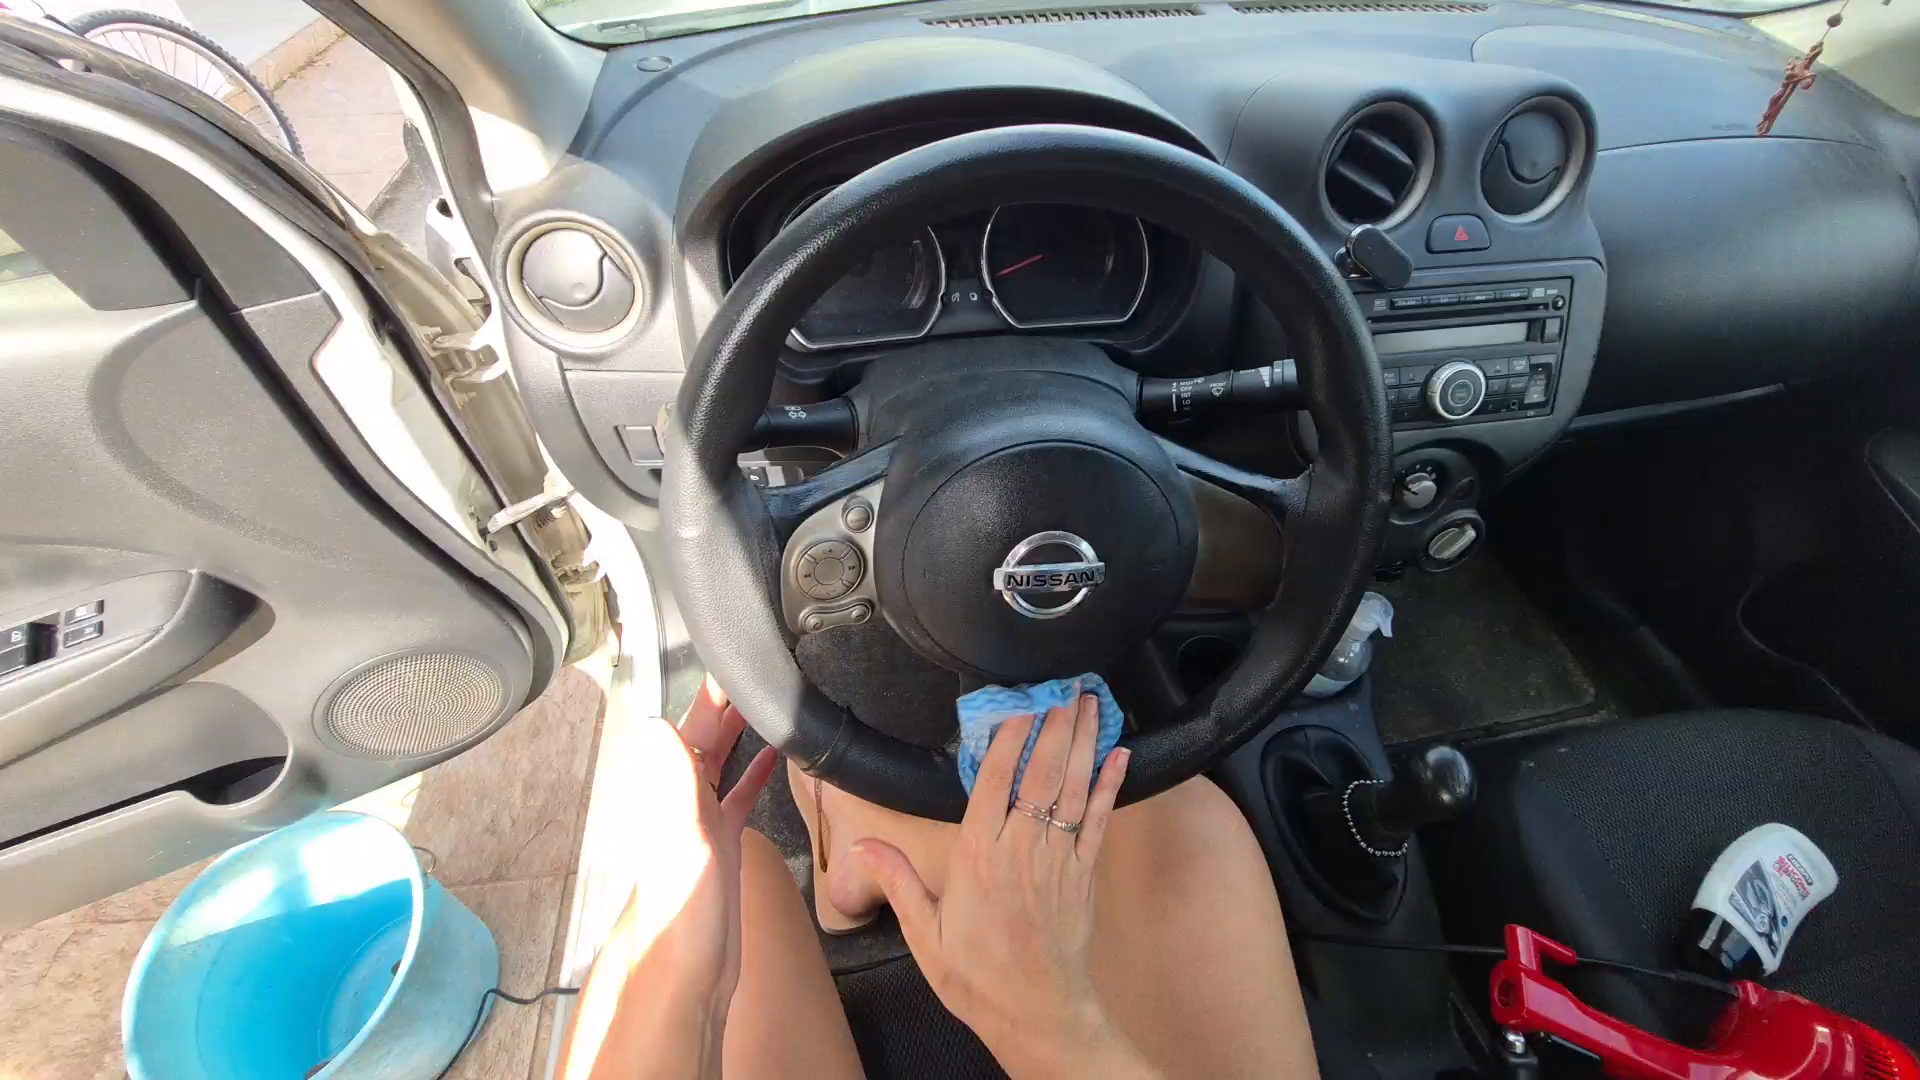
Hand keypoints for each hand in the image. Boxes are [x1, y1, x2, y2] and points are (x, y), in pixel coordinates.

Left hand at [561, 676, 777, 1079]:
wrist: (691, 972)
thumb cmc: (682, 914)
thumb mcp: (680, 841)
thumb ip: (672, 784)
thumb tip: (657, 725)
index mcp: (672, 794)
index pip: (692, 728)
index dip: (711, 693)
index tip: (730, 661)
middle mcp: (684, 800)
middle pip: (706, 737)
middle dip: (728, 702)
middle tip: (753, 671)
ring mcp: (703, 819)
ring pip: (722, 760)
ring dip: (739, 730)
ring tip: (762, 702)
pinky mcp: (721, 840)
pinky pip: (739, 793)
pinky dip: (752, 772)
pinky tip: (768, 760)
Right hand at [853, 696, 1159, 1079]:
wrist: (1038, 1017)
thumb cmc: (978, 975)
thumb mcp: (925, 933)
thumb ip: (896, 882)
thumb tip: (861, 846)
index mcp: (980, 857)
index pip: (995, 783)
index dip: (1010, 740)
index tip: (1019, 705)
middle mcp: (1022, 849)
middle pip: (1042, 774)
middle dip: (1055, 726)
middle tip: (1064, 688)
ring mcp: (1059, 858)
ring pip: (1073, 788)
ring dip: (1085, 742)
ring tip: (1091, 703)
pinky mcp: (1085, 872)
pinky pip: (1100, 820)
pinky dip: (1111, 785)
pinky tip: (1120, 755)